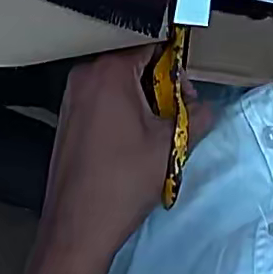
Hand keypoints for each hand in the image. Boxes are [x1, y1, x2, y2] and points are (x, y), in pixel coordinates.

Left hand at [37, 46, 213, 253]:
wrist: (77, 226)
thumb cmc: (122, 182)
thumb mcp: (169, 147)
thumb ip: (194, 118)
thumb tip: (206, 108)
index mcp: (110, 71)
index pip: (150, 47)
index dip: (174, 66)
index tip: (186, 90)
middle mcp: (86, 73)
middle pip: (132, 62)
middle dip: (159, 84)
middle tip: (177, 112)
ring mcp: (73, 94)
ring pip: (116, 80)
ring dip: (141, 97)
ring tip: (157, 129)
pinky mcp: (67, 114)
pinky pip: (100, 96)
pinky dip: (120, 107)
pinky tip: (132, 137)